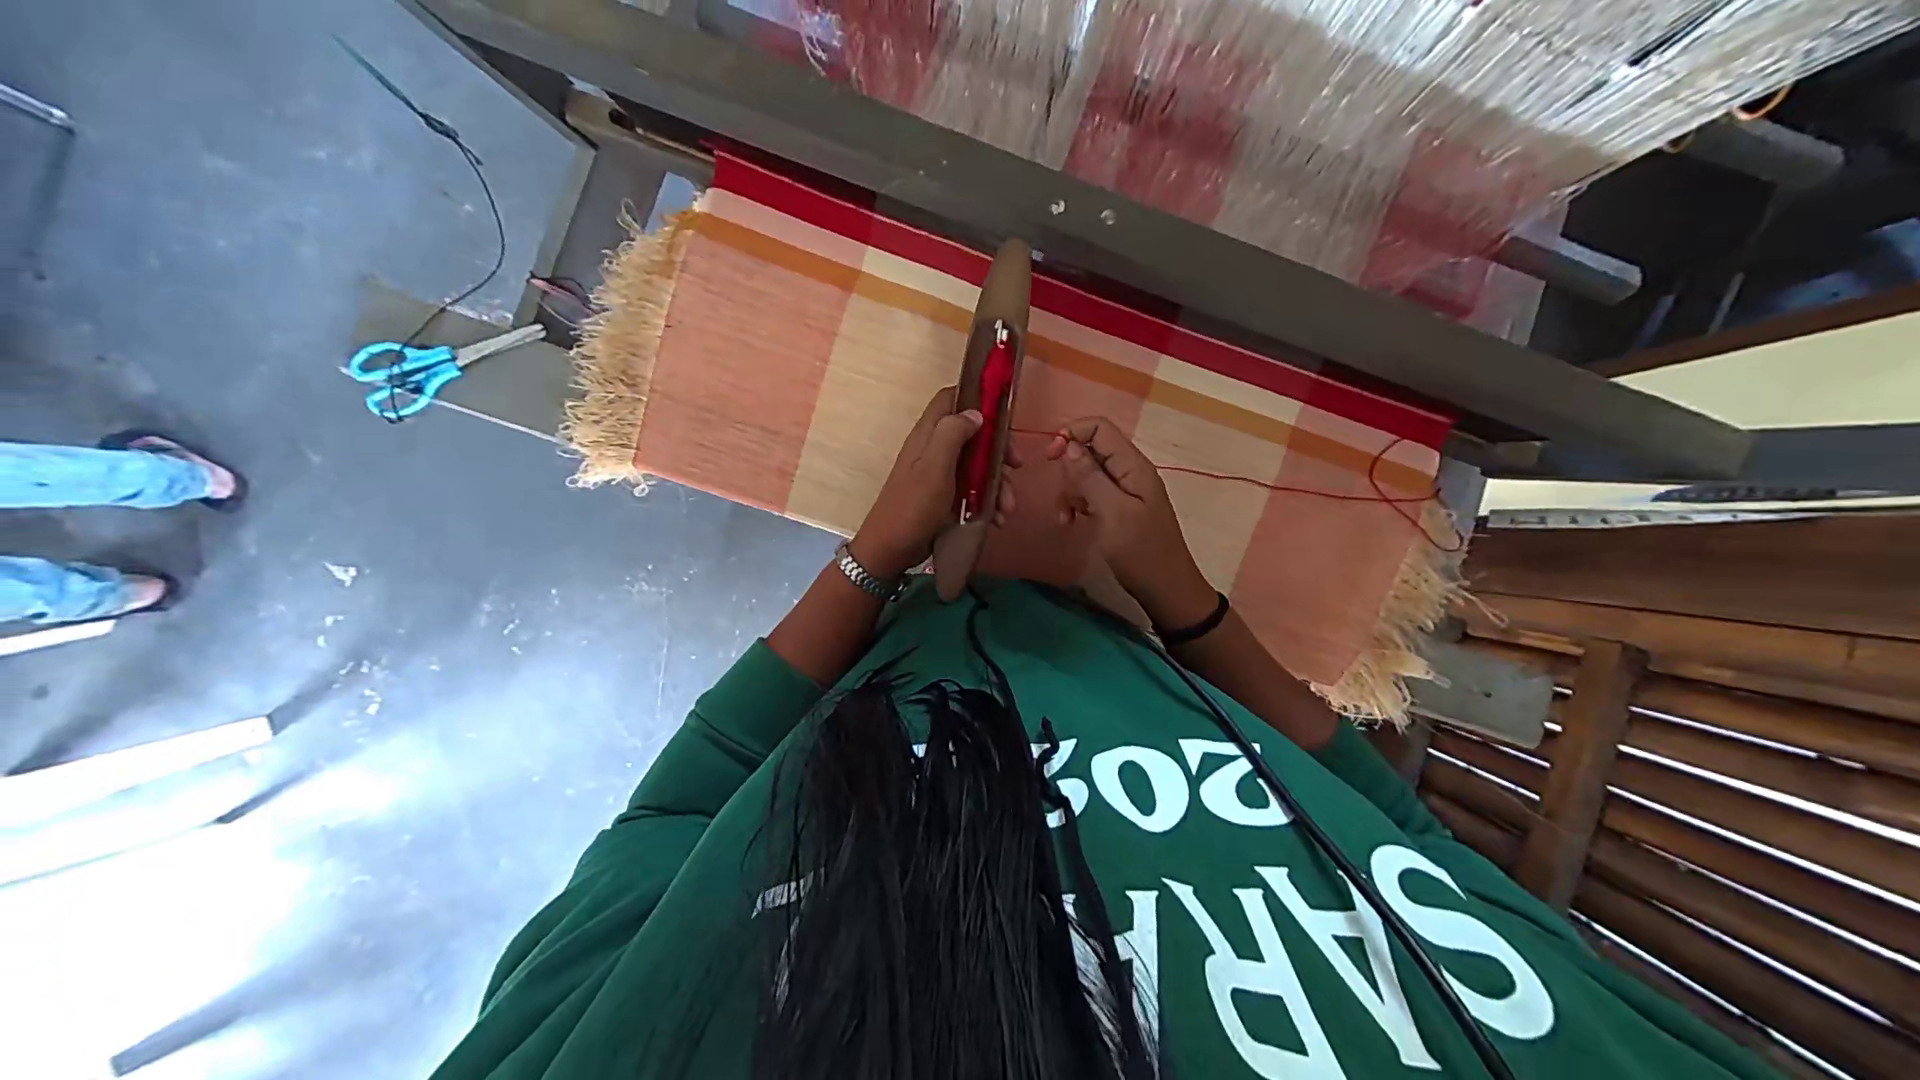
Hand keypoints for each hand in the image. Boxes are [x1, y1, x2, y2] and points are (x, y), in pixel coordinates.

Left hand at [849, 387, 1016, 579]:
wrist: (891, 550)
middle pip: (974, 433)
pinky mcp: (946, 496)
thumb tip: (975, 413)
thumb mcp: (934, 467)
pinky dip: (989, 500)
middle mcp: (935, 448)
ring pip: (978, 465)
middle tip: (1016, 465)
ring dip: (998, 483)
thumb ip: (952, 433)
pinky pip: (974, 489)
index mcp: (929, 434)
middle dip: (998, 448)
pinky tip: (997, 519)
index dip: (977, 398)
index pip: (951, 399)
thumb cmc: (912, 506)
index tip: (1003, 413)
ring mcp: (941, 473)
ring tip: (1007, 509)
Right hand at [1047, 417, 1214, 628]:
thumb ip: (1089, 477)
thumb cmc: (1141, 552)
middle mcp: (1129, 472)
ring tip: (1065, 519)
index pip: (1099, 428)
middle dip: (1068, 469)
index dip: (1071, 434)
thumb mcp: (1112, 513)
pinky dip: (1077, 505)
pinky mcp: (1118, 509)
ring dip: (1070, 493)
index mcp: (1133, 466)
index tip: (1051, 458)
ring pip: (1086, 474)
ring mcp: (1125, 491)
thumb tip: (1069, 446)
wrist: (1165, 590)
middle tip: (1060, 498)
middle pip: (1090, 449)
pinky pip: (1091, 495)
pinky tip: (1072, 523)